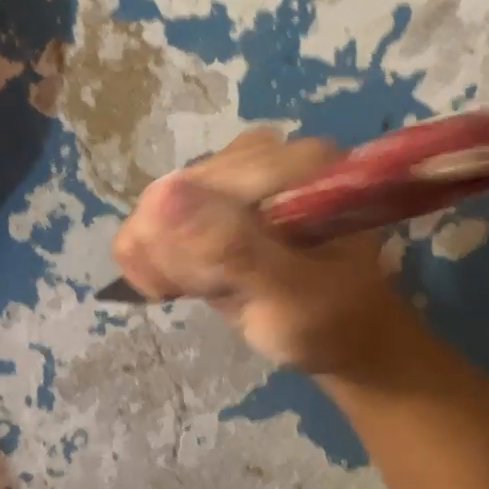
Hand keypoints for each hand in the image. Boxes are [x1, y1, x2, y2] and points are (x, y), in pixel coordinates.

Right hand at [111, 130, 407, 371]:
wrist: (339, 334)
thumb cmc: (329, 321)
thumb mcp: (289, 295)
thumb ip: (234, 249)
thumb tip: (163, 196)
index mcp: (297, 164)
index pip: (204, 186)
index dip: (184, 241)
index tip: (198, 289)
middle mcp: (262, 154)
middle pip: (172, 192)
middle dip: (179, 255)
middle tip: (215, 291)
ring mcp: (230, 170)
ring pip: (154, 204)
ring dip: (166, 258)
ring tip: (207, 286)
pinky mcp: (207, 190)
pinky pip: (149, 212)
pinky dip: (152, 255)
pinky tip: (183, 277)